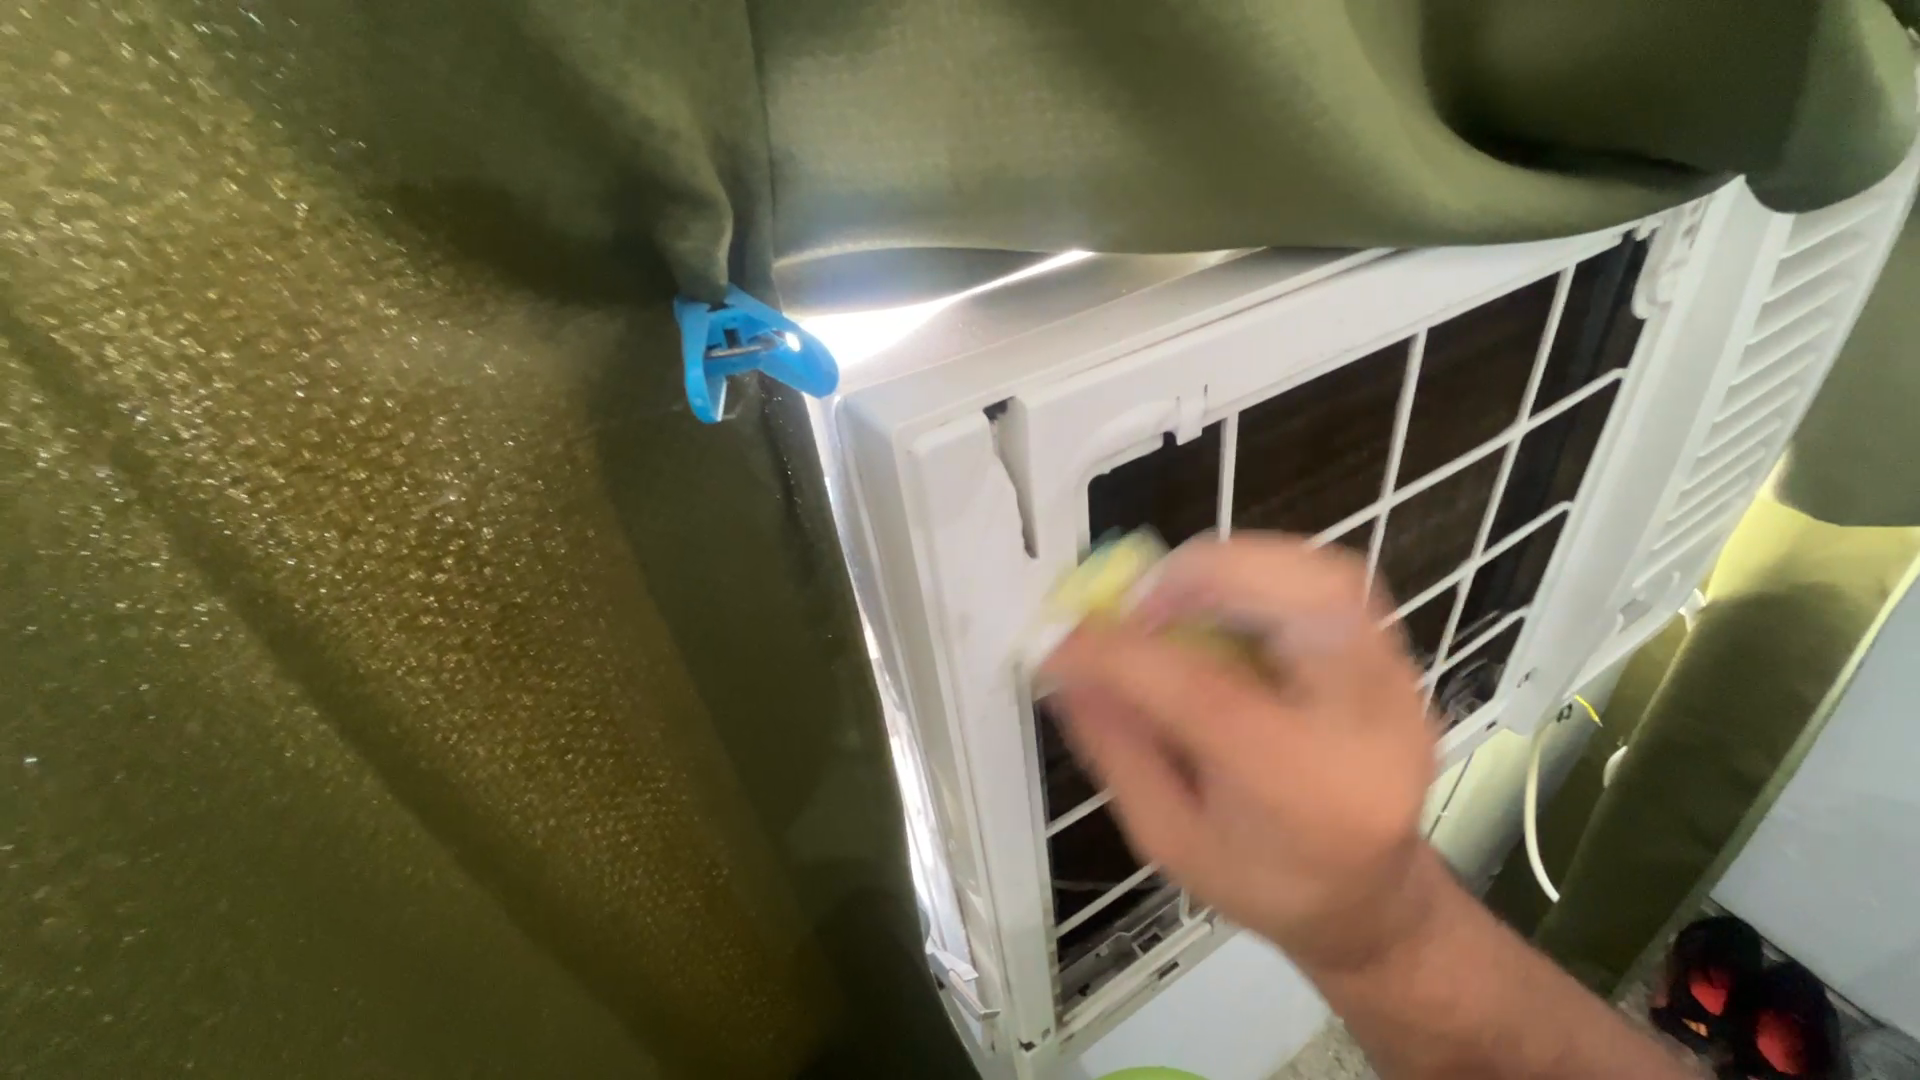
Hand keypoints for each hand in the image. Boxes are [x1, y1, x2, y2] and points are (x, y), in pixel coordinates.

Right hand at [1040, 534, 1444, 975]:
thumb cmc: (1263, 882)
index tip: (1057, 643)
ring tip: (1170, 596)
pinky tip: (1218, 602)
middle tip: (1131, 601)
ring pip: (1324, 575)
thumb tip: (1065, 667)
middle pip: (1302, 600)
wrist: (1370, 900)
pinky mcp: (1395, 662)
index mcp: (1302, 788)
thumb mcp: (1167, 836)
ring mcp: (1395, 685)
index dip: (1118, 654)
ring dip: (1233, 566)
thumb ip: (1116, 747)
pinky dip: (1263, 573)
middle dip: (1201, 577)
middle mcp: (1367, 724)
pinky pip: (1331, 585)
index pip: (1205, 692)